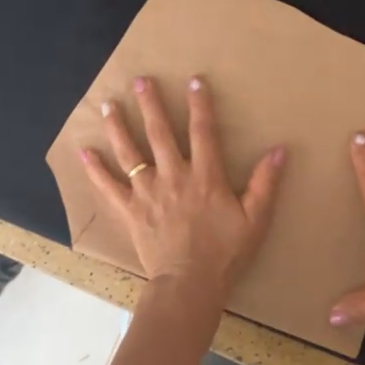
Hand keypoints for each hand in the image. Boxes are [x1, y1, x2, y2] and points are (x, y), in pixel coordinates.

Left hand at [81, 76, 286, 306]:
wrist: (191, 283)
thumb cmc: (226, 253)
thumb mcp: (256, 218)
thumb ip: (265, 183)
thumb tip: (280, 150)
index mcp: (205, 176)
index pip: (203, 132)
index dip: (200, 105)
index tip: (194, 81)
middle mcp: (173, 176)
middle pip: (159, 133)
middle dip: (150, 104)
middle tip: (140, 81)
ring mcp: (148, 192)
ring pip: (130, 152)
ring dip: (118, 127)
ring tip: (107, 105)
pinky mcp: (130, 210)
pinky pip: (109, 186)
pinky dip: (96, 169)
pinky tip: (84, 151)